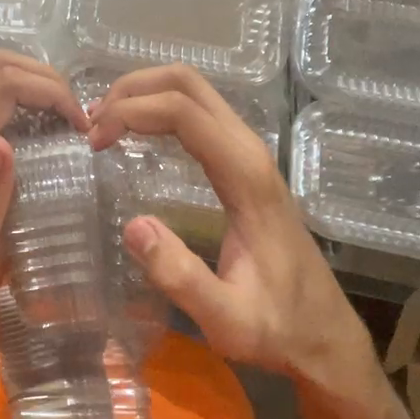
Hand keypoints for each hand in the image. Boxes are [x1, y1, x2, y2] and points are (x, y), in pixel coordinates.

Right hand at [88, 65, 396, 418]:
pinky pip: (196, 109)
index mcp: (245, 176)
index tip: (94, 141)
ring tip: (104, 123)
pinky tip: (133, 132)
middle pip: (187, 82)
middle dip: (133, 89)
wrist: (326, 336)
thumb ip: (182, 278)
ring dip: (143, 93)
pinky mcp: (242, 159)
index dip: (132, 113)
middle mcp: (248, 149)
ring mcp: (248, 150)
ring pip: (192, 89)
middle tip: (93, 122)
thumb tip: (132, 225)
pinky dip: (157, 106)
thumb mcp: (228, 321)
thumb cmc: (277, 328)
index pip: (183, 112)